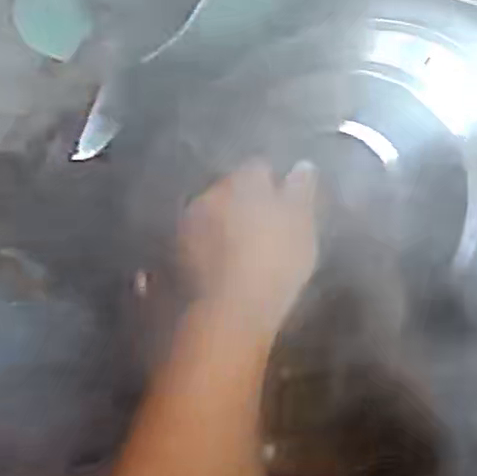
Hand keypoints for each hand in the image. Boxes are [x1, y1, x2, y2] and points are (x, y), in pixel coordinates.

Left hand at [179, 159, 318, 337]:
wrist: (231, 310)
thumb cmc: (278, 261)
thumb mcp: (302, 225)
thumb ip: (301, 192)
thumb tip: (303, 165)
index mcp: (241, 184)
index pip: (258, 167)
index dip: (275, 181)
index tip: (288, 199)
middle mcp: (207, 197)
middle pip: (229, 189)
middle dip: (245, 200)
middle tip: (267, 222)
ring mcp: (185, 227)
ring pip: (209, 215)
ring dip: (223, 223)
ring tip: (244, 245)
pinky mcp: (172, 257)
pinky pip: (195, 242)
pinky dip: (207, 246)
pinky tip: (221, 261)